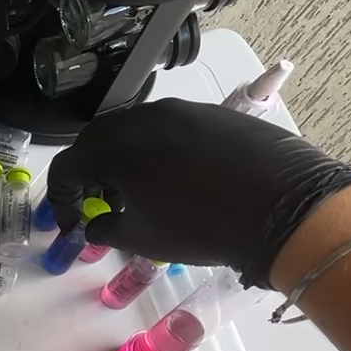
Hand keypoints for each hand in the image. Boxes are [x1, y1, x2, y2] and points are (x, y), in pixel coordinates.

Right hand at [44, 98, 350, 286]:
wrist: (288, 206)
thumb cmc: (201, 226)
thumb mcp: (141, 238)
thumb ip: (106, 229)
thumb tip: (96, 226)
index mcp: (113, 148)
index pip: (67, 168)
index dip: (62, 199)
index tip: (73, 223)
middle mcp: (139, 119)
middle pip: (96, 142)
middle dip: (90, 174)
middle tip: (101, 203)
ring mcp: (179, 111)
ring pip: (133, 131)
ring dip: (125, 159)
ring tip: (140, 191)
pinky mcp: (213, 113)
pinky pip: (169, 129)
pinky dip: (159, 152)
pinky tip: (178, 178)